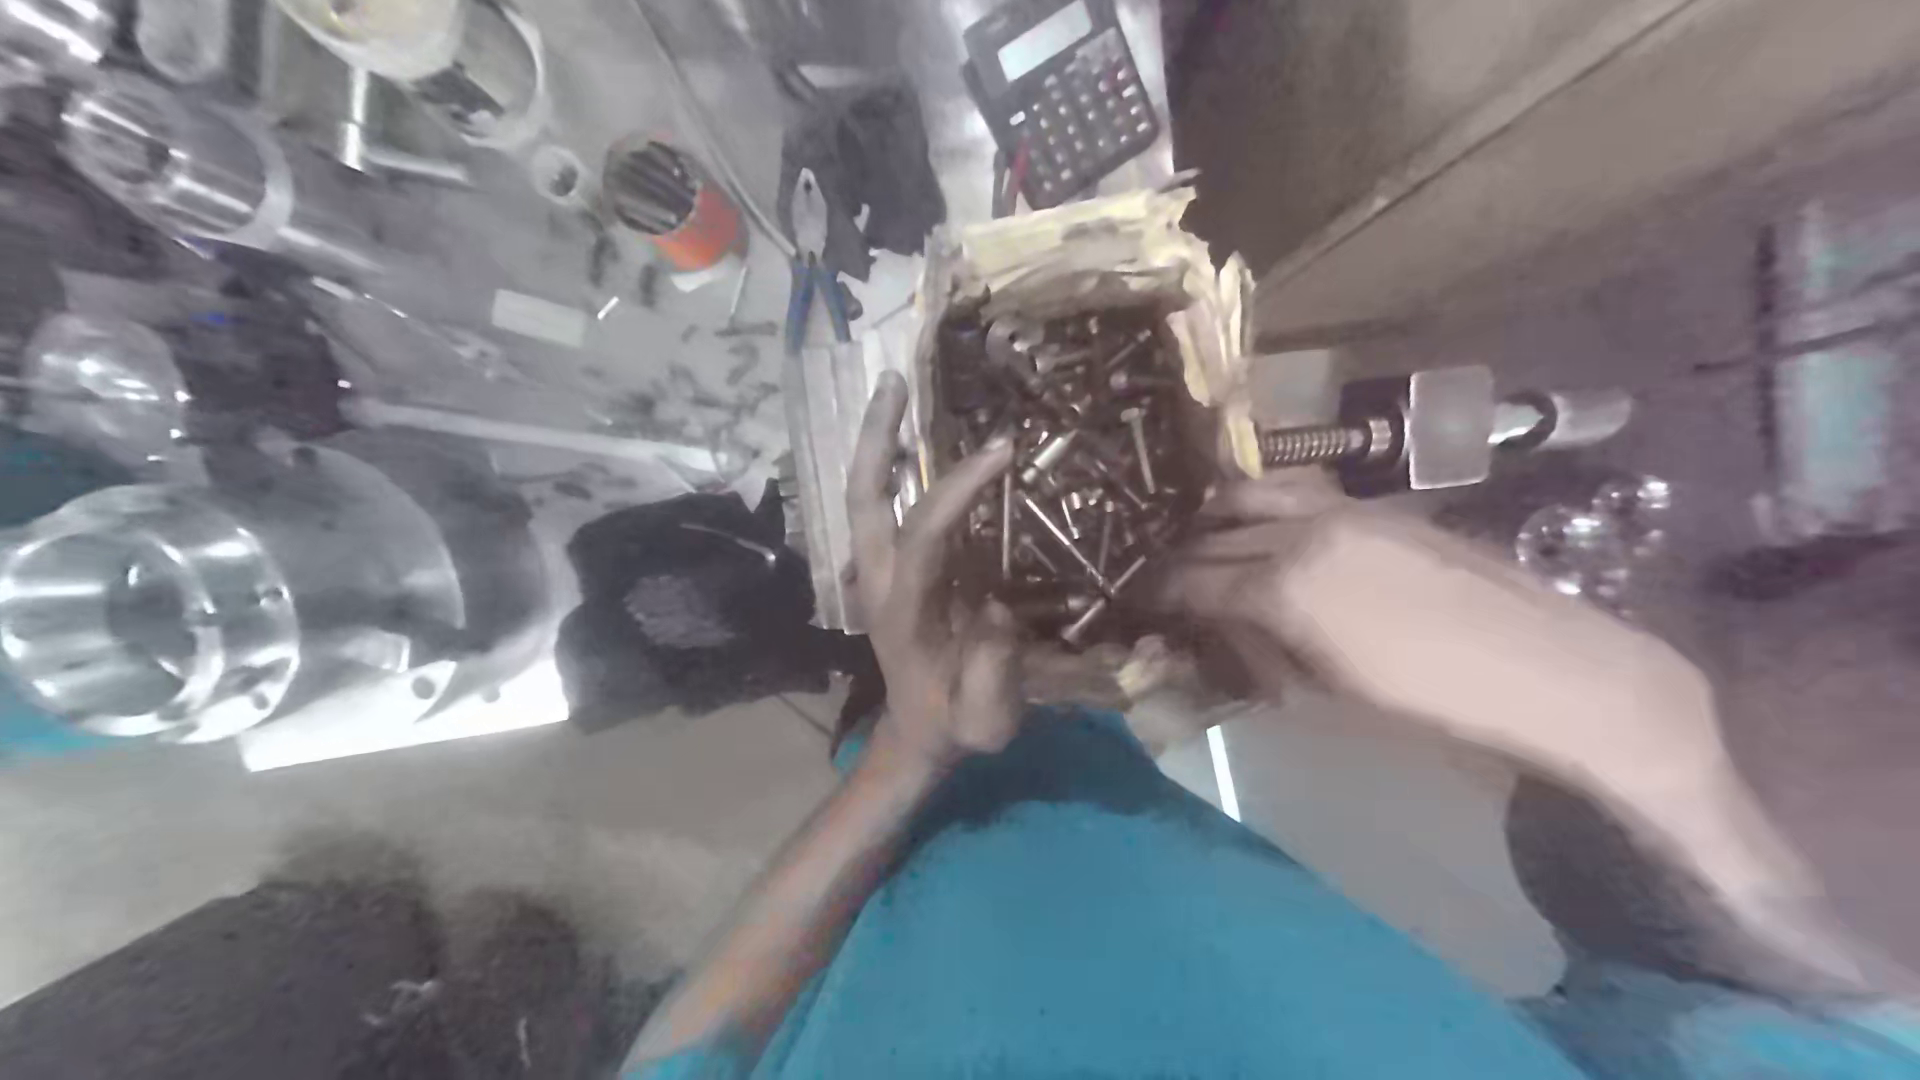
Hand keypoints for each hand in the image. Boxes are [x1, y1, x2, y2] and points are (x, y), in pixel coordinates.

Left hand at [847, 372, 1021, 775]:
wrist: (919, 733)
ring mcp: (879, 573)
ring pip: (866, 498)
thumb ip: (991, 673)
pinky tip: (914, 438)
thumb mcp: (986, 719)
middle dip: (875, 440)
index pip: (920, 538)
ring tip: (894, 389)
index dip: (955, 492)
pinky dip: (894, 467)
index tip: (1000, 451)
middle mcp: (880, 582)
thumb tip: (997, 607)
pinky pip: (885, 509)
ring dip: (877, 443)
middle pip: (863, 500)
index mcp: (902, 613)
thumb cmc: (955, 725)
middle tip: (892, 383)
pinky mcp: (892, 570)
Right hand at [1160, 472, 1732, 802]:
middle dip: (1176, 560)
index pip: (1194, 581)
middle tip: (1160, 578)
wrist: (1549, 670)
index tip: (1136, 600)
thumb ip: (1258, 648)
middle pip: (1212, 538)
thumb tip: (1217, 632)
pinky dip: (1258, 505)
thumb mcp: (1325, 689)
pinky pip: (1292, 492)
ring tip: (1201, 540)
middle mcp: (1301, 535)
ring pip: (1247, 497)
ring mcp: (1338, 511)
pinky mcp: (1370, 507)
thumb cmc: (1429, 701)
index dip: (1157, 592)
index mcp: (1284, 590)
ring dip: (1212, 519)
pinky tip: (1258, 525)